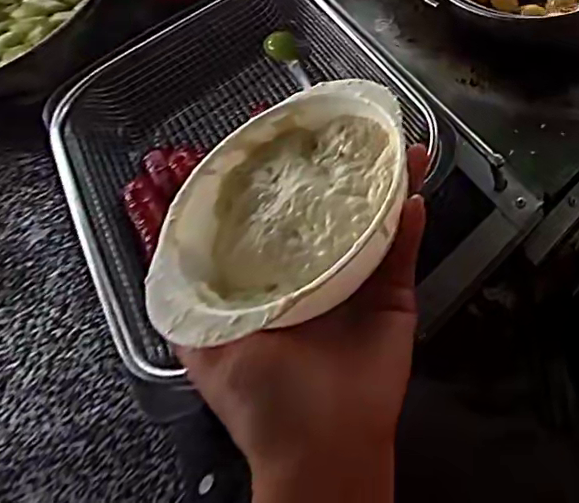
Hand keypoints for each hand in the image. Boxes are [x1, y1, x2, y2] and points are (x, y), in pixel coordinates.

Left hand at [176, 143, 430, 499]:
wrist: (325, 449)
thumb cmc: (264, 401)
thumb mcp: (210, 350)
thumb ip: (189, 307)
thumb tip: (165, 251)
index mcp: (281, 278)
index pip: (281, 217)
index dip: (282, 177)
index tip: (280, 137)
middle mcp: (320, 270)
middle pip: (332, 209)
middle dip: (341, 170)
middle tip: (344, 130)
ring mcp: (360, 279)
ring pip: (374, 218)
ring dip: (387, 182)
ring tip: (394, 145)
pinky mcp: (394, 293)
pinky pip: (404, 248)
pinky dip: (410, 220)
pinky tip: (414, 191)